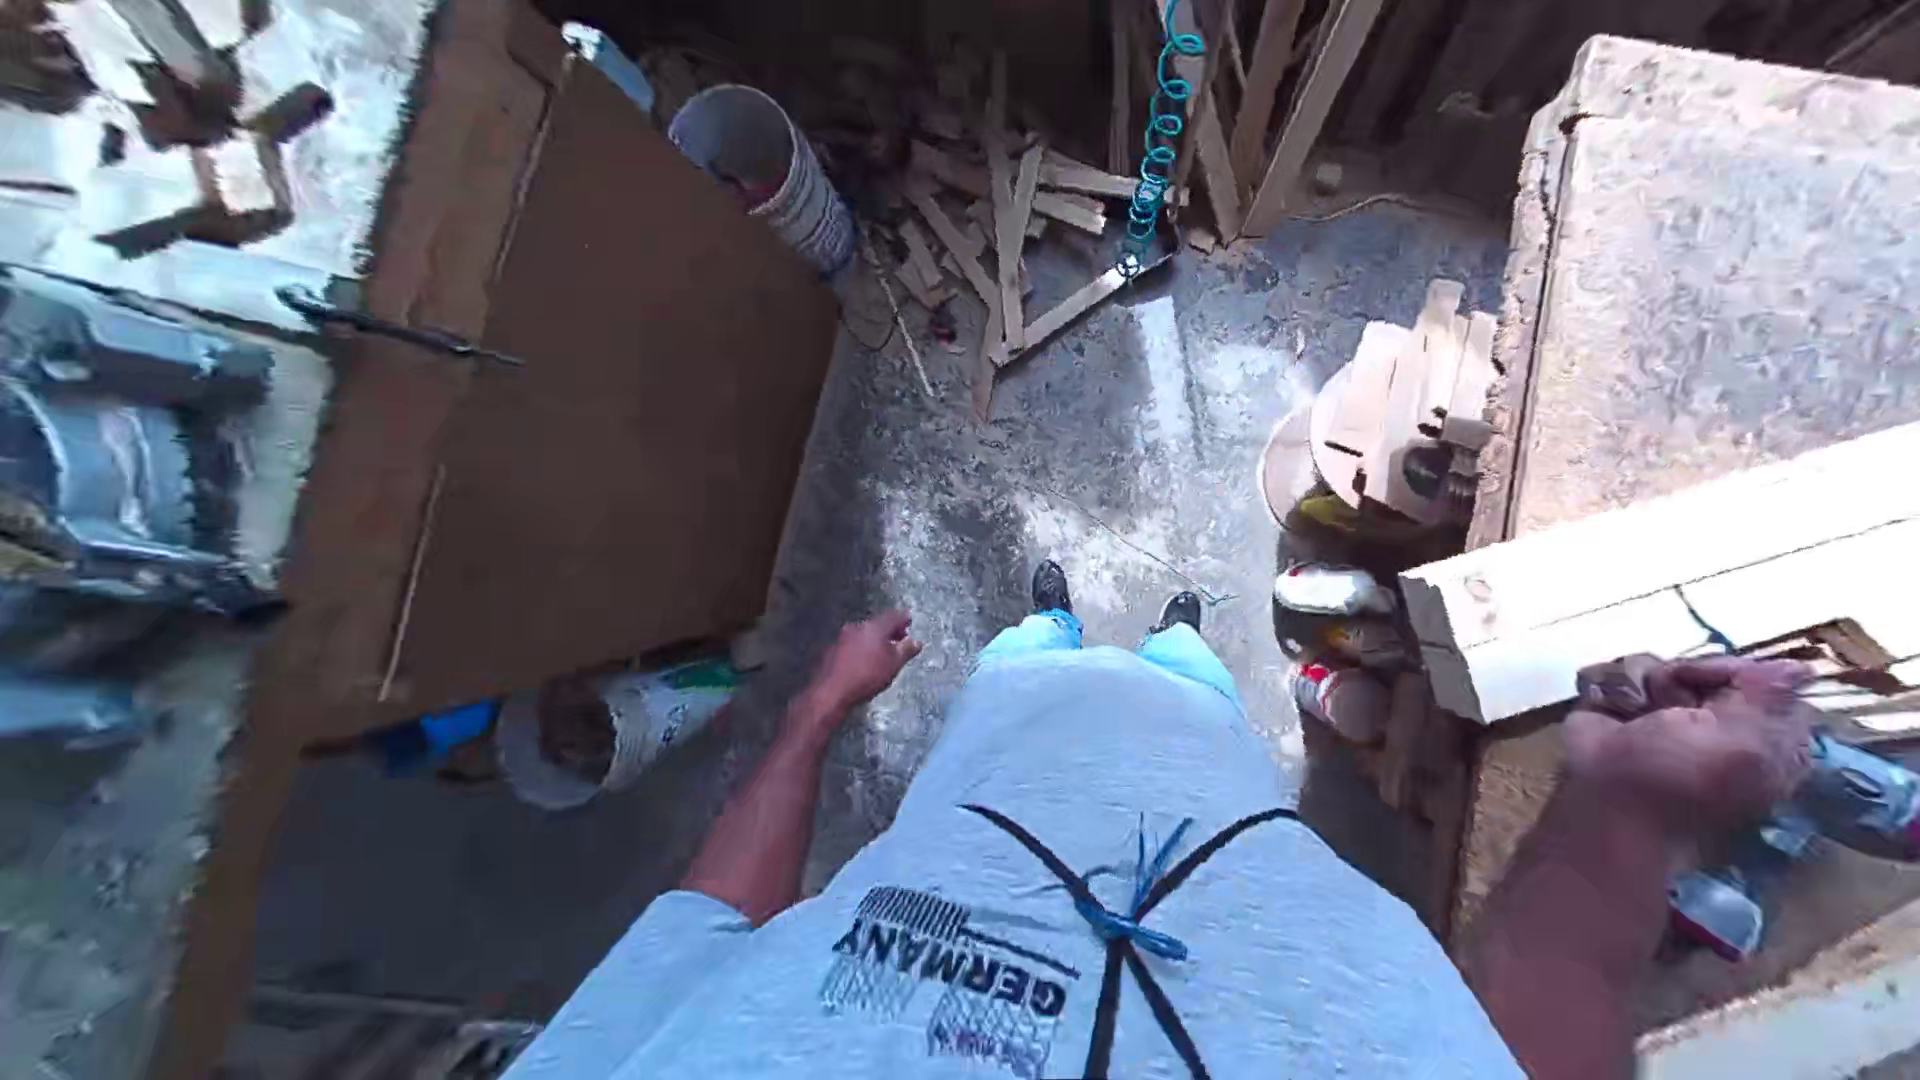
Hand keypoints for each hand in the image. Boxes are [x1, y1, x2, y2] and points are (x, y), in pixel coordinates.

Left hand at [793, 611, 922, 734]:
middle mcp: (858, 626)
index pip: (894, 616)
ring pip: (864, 633)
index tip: (909, 621)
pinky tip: (864, 660)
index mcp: (875, 627)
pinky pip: (853, 644)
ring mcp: (842, 637)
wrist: (831, 691)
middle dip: (889, 630)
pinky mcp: (832, 649)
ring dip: (875, 639)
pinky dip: (862, 648)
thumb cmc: (868, 675)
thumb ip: (906, 650)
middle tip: (900, 638)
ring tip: (883, 651)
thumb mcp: (894, 664)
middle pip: (878, 624)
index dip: (904, 618)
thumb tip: (916, 641)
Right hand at [1564, 656, 1816, 841]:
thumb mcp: (1743, 742)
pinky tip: (1606, 710)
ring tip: (1630, 712)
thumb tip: (1798, 666)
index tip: (1704, 682)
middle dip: (1674, 676)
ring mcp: (1653, 709)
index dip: (1728, 671)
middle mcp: (1706, 714)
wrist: (1609, 798)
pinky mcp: (1609, 706)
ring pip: (1643, 664)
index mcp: (1755, 726)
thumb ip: (1769, 700)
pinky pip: (1603, 673)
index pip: (1752, 675)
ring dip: (1632, 685)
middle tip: (1667, 705)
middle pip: (1692, 664)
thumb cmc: (1681, 775)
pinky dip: (1602, 689)